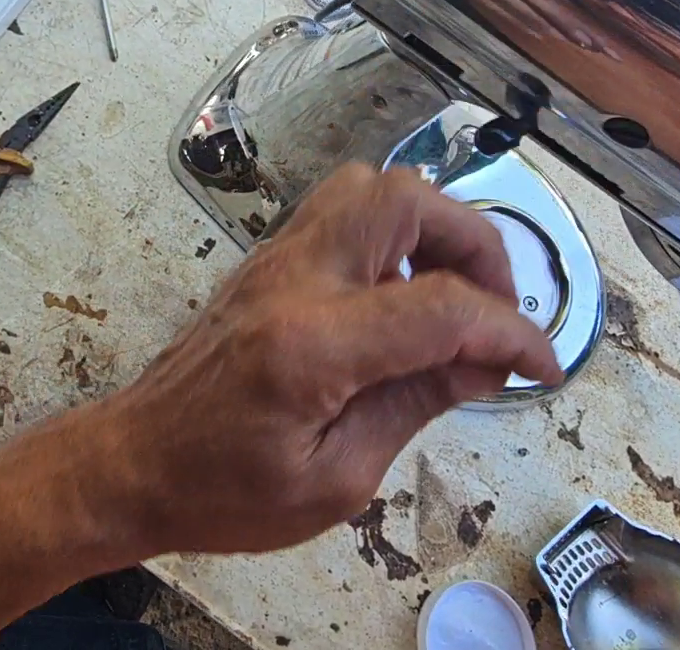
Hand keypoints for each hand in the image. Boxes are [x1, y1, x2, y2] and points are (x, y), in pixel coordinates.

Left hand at [81, 164, 561, 558]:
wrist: (137, 459)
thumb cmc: (225, 490)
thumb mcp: (337, 479)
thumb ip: (416, 405)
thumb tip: (486, 360)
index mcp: (312, 343)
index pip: (442, 305)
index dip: (513, 331)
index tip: (542, 365)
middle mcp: (294, 277)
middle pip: (401, 197)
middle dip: (473, 240)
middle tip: (491, 307)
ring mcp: (273, 258)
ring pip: (365, 188)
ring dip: (428, 227)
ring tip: (448, 297)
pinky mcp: (264, 261)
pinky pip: (339, 214)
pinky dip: (389, 237)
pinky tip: (397, 299)